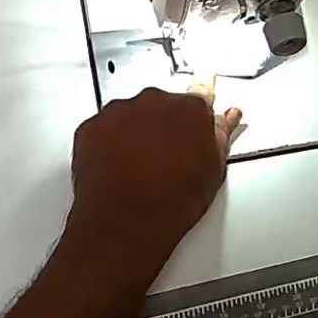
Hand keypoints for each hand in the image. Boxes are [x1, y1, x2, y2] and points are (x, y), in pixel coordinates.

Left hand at [66, 83, 242, 272]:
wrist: (126, 223)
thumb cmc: (170, 202)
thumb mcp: (212, 169)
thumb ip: (220, 135)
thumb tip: (225, 120)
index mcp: (189, 109)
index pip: (200, 94)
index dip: (197, 105)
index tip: (201, 96)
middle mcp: (153, 101)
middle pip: (160, 106)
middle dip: (162, 126)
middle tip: (164, 158)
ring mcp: (119, 112)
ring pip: (129, 116)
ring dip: (134, 134)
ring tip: (138, 168)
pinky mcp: (91, 127)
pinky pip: (102, 129)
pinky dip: (107, 144)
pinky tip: (117, 168)